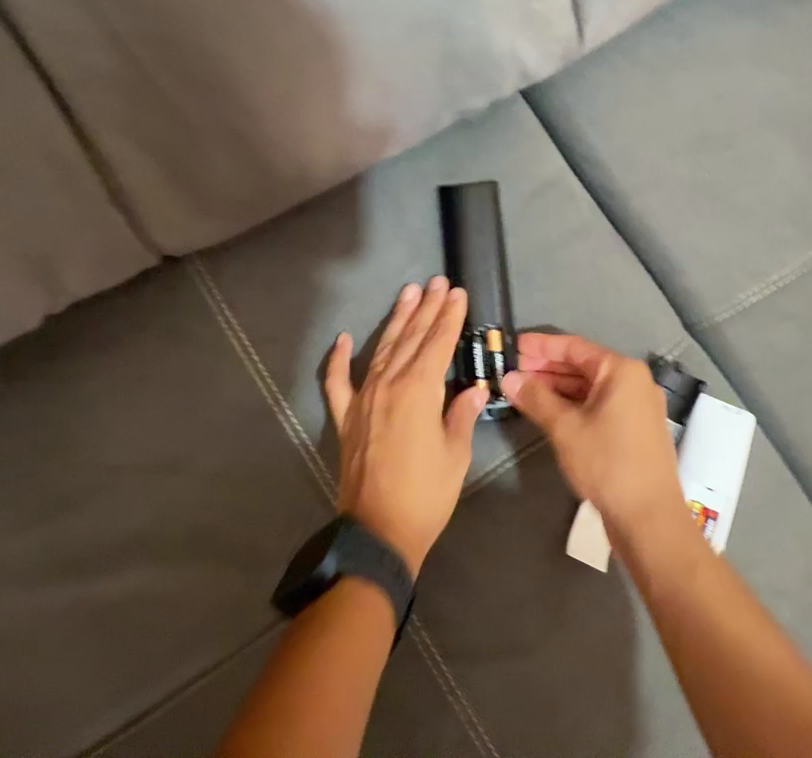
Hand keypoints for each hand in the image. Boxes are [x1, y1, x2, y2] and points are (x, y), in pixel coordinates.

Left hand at [324, 276, 488, 575]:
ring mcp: (363, 399)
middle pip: (411, 338)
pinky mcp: (346, 417)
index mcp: (419, 391)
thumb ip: (461, 415)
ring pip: (381, 350)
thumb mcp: (455, 454)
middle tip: (437, 282)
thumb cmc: (426, 494)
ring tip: (408, 294)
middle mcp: (389, 384)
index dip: (449, 318)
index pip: (438, 343)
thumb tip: (473, 390)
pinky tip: (344, 338)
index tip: (457, 294)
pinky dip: (339, 358)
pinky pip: (338, 381)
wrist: (379, 530)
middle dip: (426, 309)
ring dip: (396, 321)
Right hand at [503, 332, 685, 539]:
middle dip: (547, 368)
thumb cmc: (607, 463)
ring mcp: (637, 407)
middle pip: (583, 365)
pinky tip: (548, 411)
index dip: (541, 346)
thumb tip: (509, 378)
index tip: (514, 346)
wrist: (649, 517)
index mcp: (622, 371)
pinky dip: (573, 405)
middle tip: (512, 370)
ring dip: (558, 387)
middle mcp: (634, 382)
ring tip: (523, 390)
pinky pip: (599, 405)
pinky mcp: (634, 429)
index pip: (574, 347)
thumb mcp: (565, 427)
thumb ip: (535, 398)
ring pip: (590, 388)